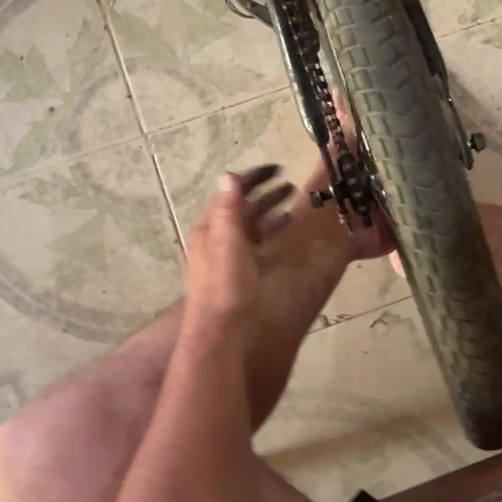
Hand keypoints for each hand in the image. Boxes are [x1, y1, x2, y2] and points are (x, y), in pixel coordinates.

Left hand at [182, 166, 296, 340]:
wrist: (221, 333)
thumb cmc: (225, 287)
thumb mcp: (226, 243)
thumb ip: (228, 210)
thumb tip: (229, 175)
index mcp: (209, 229)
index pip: (230, 192)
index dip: (252, 177)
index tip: (278, 167)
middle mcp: (214, 239)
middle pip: (240, 207)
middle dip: (264, 192)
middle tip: (290, 184)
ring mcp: (225, 257)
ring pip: (249, 225)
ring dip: (269, 211)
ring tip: (293, 204)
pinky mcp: (237, 272)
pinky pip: (255, 242)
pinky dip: (270, 231)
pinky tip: (284, 233)